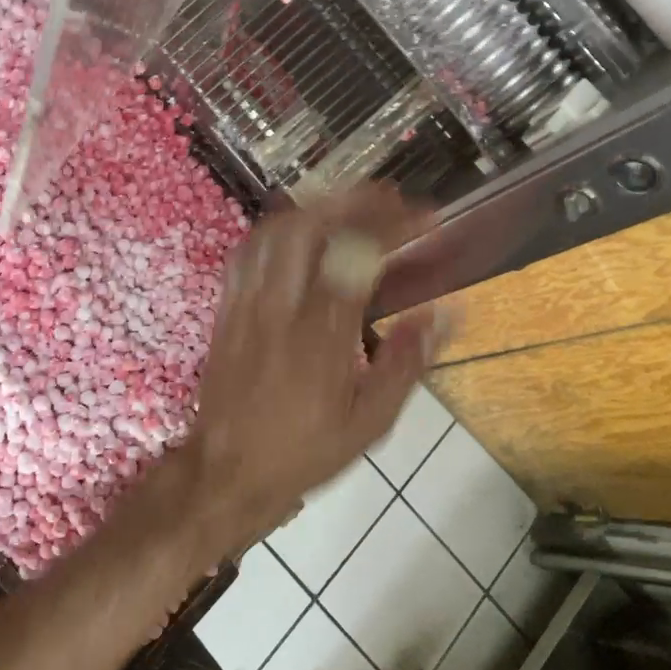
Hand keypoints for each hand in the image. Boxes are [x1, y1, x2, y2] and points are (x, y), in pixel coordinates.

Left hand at [169, 186, 442, 565]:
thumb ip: (405, 364)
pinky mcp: (224, 311)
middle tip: (386, 198)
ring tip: (346, 205)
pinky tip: (294, 231)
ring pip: (272, 235)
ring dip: (312, 209)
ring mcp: (245, 307)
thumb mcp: (369, 423)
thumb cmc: (304, 452)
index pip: (356, 257)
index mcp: (321, 338)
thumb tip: (446, 311)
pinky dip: (273, 231)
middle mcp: (279, 311)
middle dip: (350, 201)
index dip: (392, 226)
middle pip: (308, 229)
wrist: (226, 471)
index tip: (424, 216)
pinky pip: (244, 255)